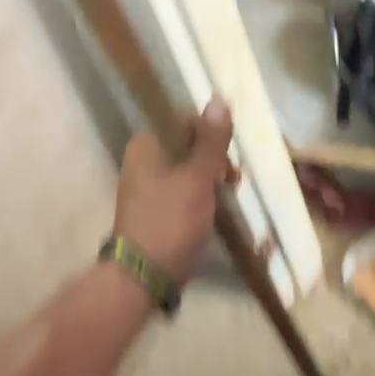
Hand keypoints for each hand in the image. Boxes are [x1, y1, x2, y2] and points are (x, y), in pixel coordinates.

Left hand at [113, 101, 234, 282]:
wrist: (143, 275)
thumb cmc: (170, 220)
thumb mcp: (197, 178)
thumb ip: (210, 141)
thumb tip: (219, 99)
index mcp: (145, 143)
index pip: (182, 120)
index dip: (210, 133)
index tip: (228, 157)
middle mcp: (141, 158)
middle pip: (186, 145)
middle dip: (213, 159)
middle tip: (233, 180)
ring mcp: (146, 185)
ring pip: (186, 170)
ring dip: (209, 179)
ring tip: (229, 197)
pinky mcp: (154, 208)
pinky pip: (181, 191)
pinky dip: (199, 197)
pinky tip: (215, 211)